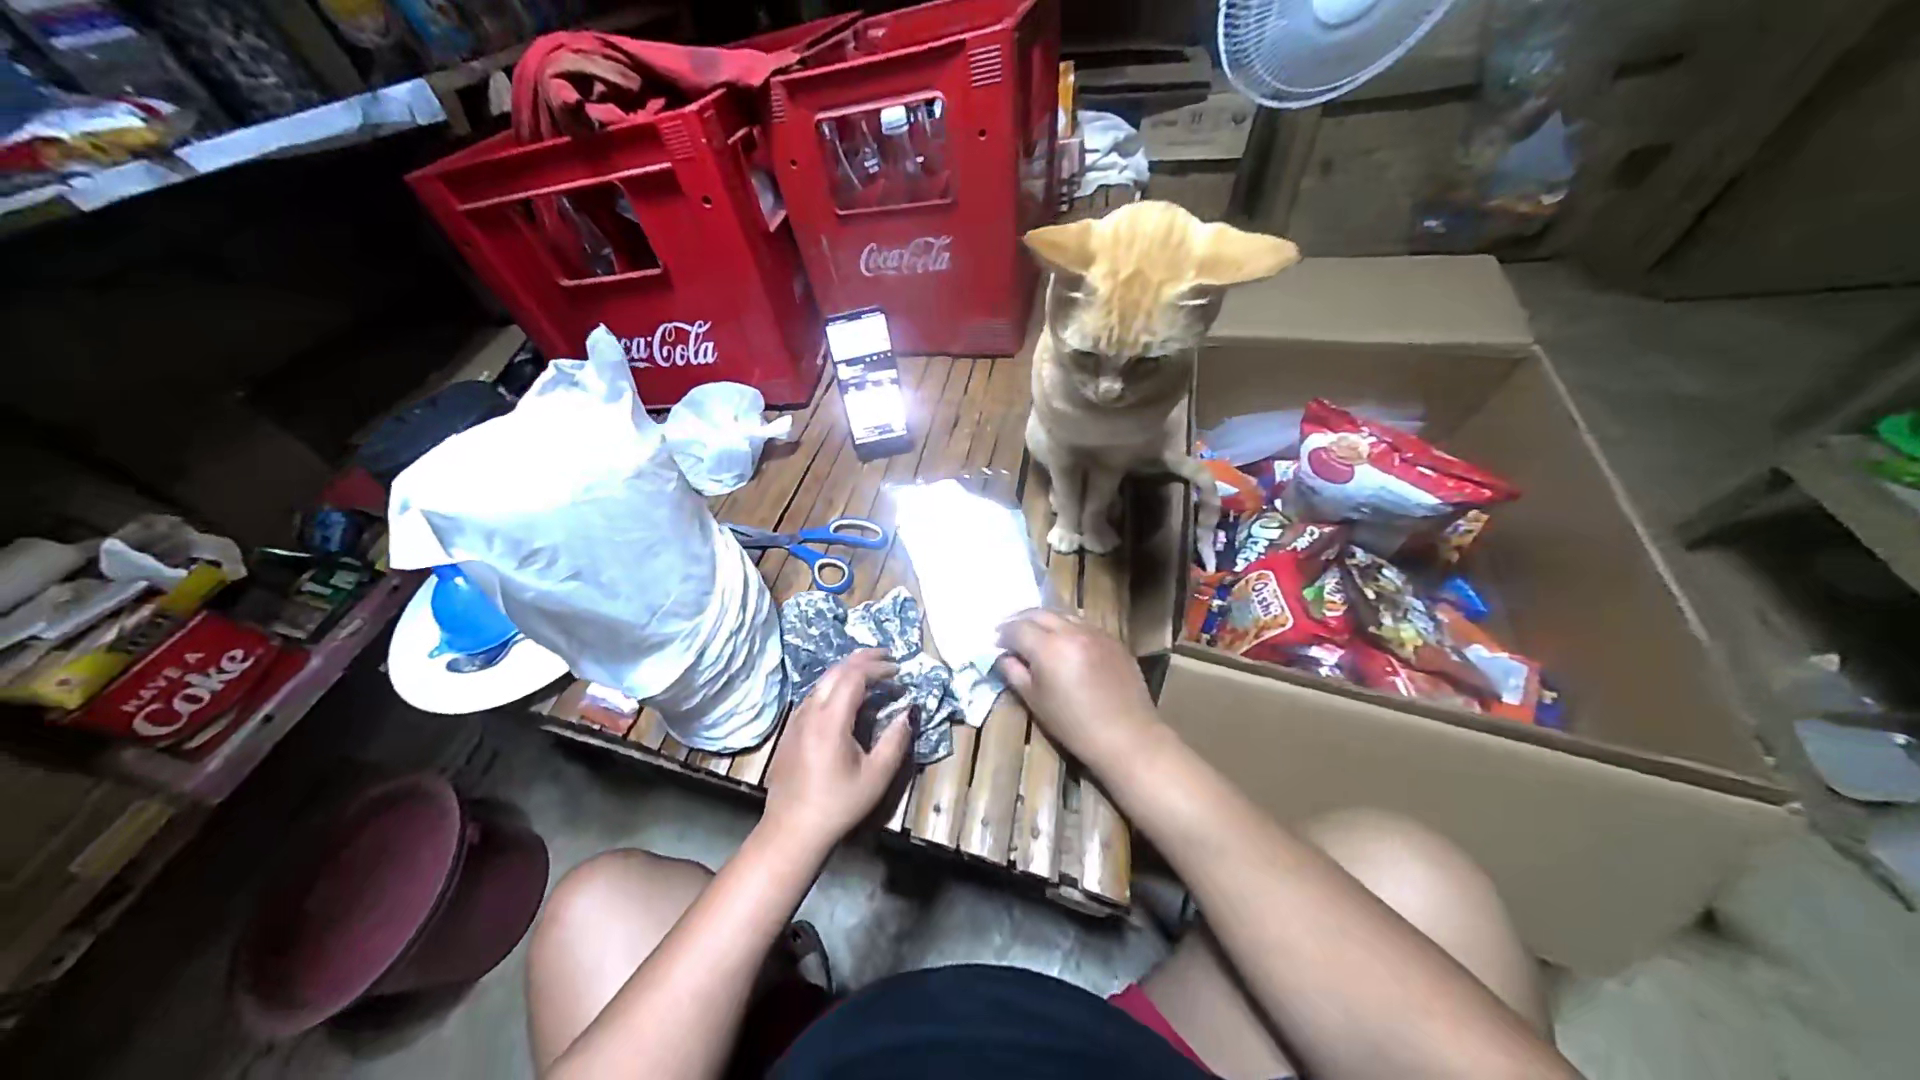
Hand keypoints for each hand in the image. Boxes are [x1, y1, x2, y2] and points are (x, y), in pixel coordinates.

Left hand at [763, 649, 910, 848]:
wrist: (792, 830)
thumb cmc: (838, 804)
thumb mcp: (876, 775)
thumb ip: (895, 740)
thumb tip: (908, 712)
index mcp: (830, 720)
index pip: (854, 676)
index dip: (878, 668)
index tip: (899, 670)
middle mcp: (810, 712)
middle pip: (836, 671)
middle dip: (863, 659)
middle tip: (888, 657)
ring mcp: (797, 719)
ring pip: (823, 681)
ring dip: (848, 671)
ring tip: (872, 672)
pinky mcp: (791, 730)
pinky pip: (815, 695)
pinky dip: (835, 685)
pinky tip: (848, 697)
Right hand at [995, 609, 1160, 765]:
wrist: (1126, 735)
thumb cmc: (1074, 725)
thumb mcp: (1035, 701)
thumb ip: (1015, 672)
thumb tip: (1003, 656)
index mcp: (1048, 647)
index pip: (1017, 628)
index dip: (1002, 634)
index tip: (995, 643)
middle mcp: (1072, 631)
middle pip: (1039, 613)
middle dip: (1020, 620)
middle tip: (1010, 632)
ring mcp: (1096, 632)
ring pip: (1063, 614)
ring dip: (1045, 620)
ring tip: (1036, 634)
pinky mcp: (1113, 640)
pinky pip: (1084, 625)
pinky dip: (1068, 628)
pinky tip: (1065, 644)